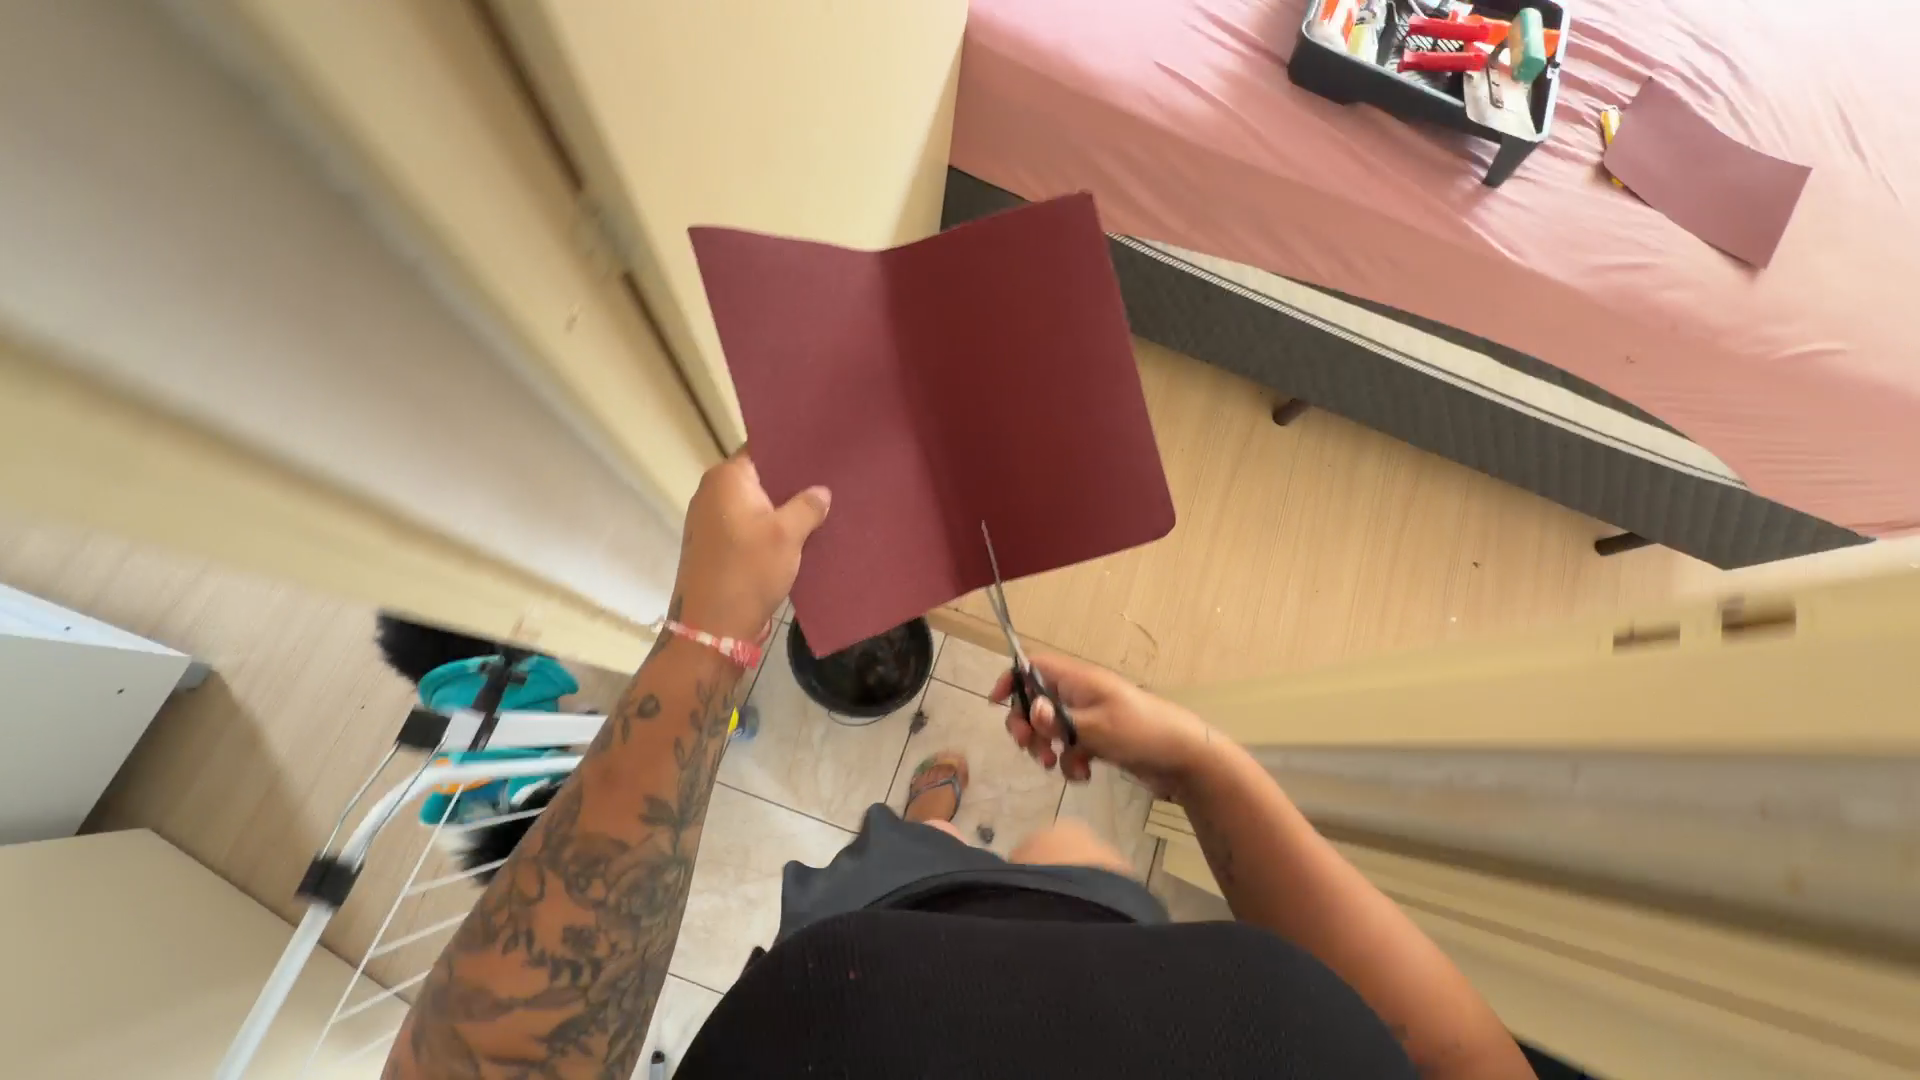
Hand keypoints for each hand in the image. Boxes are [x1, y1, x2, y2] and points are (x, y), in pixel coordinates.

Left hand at [673, 449, 829, 639]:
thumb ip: (807, 506)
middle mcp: (711, 492)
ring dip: (783, 509)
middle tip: (831, 482)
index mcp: (726, 479)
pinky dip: (771, 529)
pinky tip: (800, 536)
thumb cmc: (749, 571)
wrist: (713, 627)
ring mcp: (710, 521)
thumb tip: (820, 491)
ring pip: (756, 504)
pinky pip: (749, 526)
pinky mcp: (715, 546)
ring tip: (822, 508)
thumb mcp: (787, 535)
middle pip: (760, 477)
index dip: (793, 451)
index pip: (763, 449)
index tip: (823, 454)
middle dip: (792, 483)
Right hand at [992, 652, 1220, 798]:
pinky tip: (1083, 774)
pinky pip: (1071, 747)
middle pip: (1036, 701)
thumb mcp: (1095, 726)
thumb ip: (1059, 720)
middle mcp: (1080, 694)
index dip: (1012, 679)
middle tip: (1031, 748)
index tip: (996, 702)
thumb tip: (1032, 709)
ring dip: (1048, 748)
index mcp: (1078, 680)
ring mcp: (1089, 717)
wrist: (1184, 758)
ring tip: (1058, 766)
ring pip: (1051, 728)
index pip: (1034, 666)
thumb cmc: (1140, 732)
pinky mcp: (1099, 740)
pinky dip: (1070, 761)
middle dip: (1028, 726)